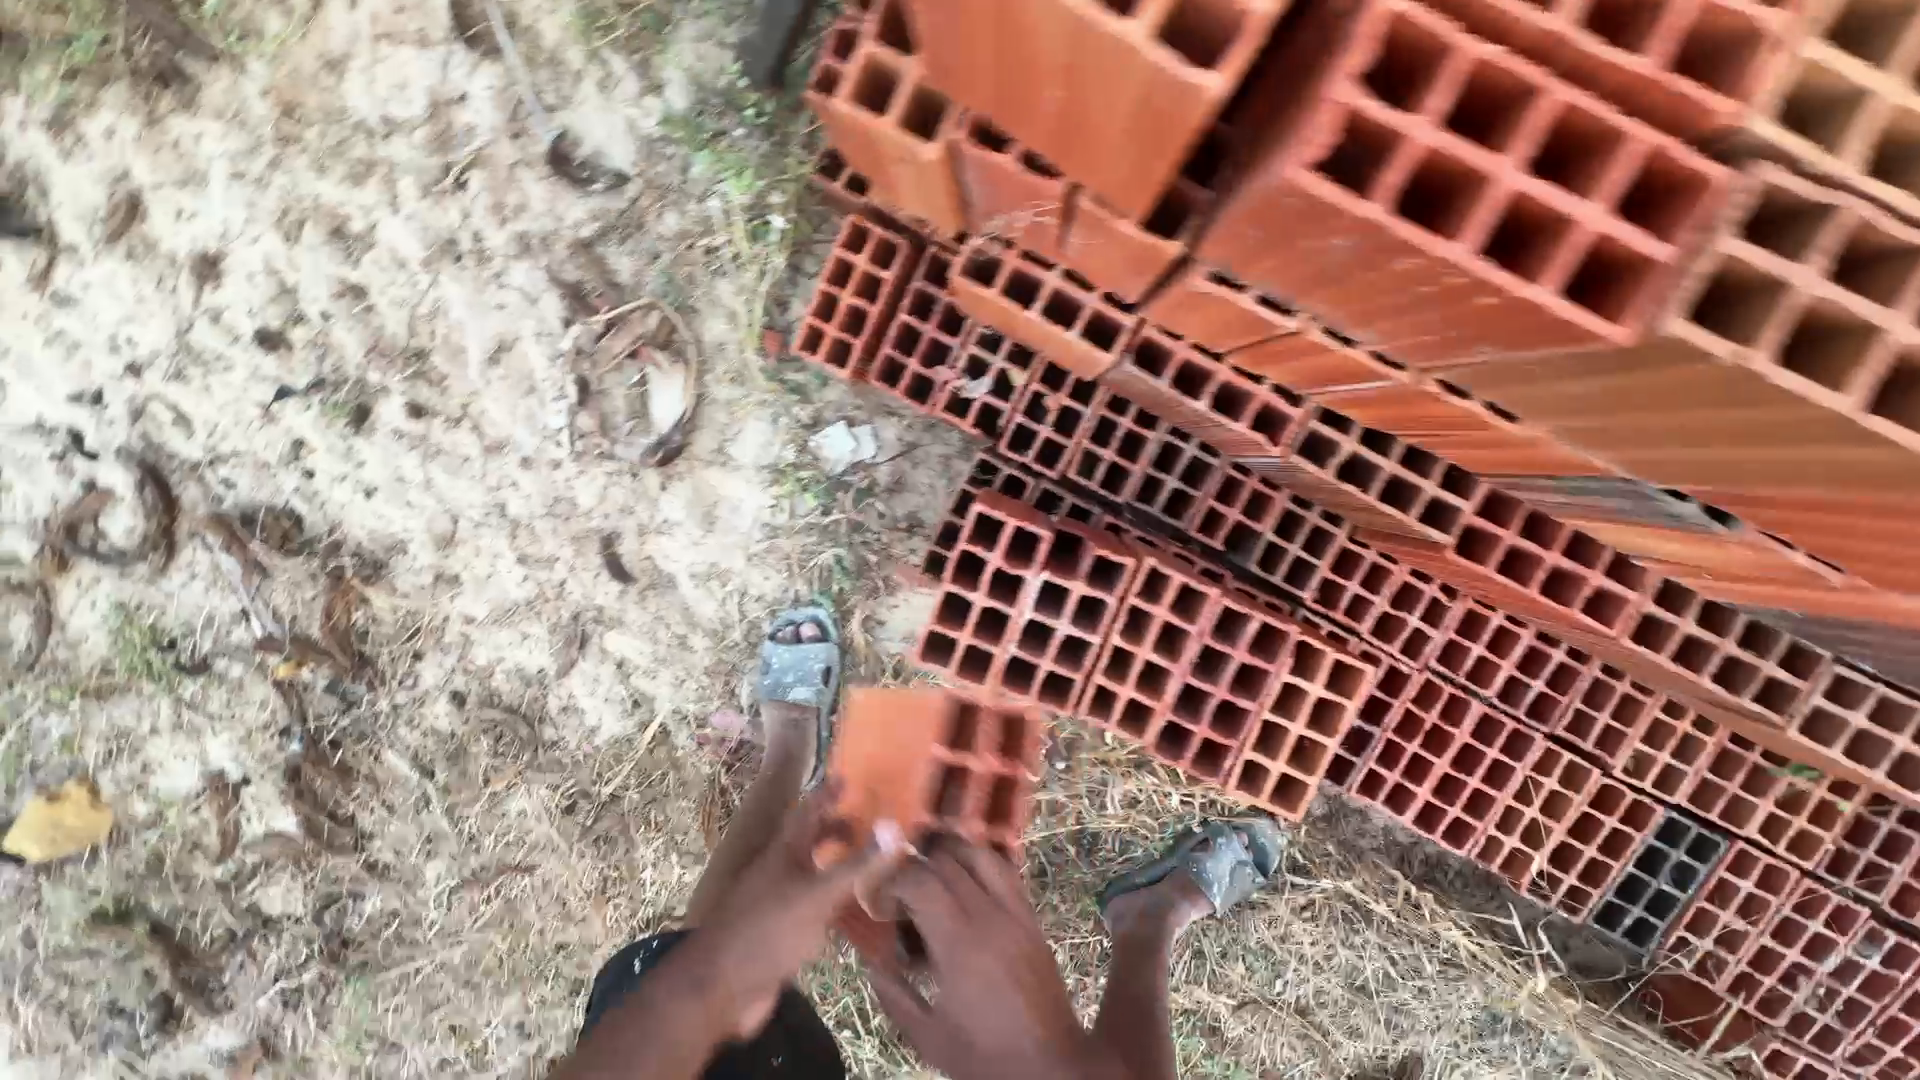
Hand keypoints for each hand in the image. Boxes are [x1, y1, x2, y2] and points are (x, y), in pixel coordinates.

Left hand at [693, 782, 906, 1035]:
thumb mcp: (818, 894)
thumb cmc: (769, 930)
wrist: (722, 988)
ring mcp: (778, 903)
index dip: (827, 793)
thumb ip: (857, 864)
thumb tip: (894, 826)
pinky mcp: (781, 934)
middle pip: (809, 840)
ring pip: (811, 874)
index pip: (808, 810)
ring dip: (836, 865)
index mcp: (784, 851)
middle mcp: (779, 871)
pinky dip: (834, 902)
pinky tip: (852, 911)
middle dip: (836, 828)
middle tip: (869, 822)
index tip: (847, 777)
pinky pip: (813, 908)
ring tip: (868, 862)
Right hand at [864, 841, 1114, 1079]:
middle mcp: (989, 916)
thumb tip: (871, 962)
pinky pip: (1006, 873)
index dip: (894, 881)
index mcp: (959, 943)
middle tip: (902, 894)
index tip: (882, 900)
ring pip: (981, 855)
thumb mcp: (928, 1036)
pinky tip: (967, 888)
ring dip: (952, 857)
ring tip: (933, 878)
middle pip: (947, 862)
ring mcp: (1016, 913)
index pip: (920, 880)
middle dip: (917, 868)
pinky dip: (981, 867)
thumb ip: (894, 995)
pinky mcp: (1033, 919)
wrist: (1051, 1067)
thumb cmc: (985, 1056)